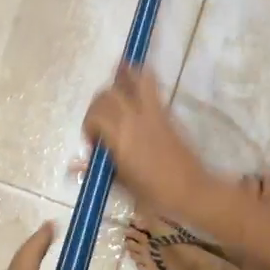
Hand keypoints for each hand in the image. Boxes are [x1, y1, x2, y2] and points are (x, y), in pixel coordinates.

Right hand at [82, 65, 217, 219]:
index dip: (88, 126)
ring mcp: (151, 113)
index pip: (95, 116)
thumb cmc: (155, 194)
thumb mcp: (123, 184)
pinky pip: (150, 86)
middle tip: (99, 121)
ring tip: (115, 81)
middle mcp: (134, 119)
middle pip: (107, 96)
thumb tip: (78, 166)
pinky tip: (132, 74)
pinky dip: (139, 76)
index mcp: (121, 138)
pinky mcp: (165, 112)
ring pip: (131, 81)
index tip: (93, 143)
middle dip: (97, 105)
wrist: (191, 191)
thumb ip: (102, 167)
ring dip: (120, 80)